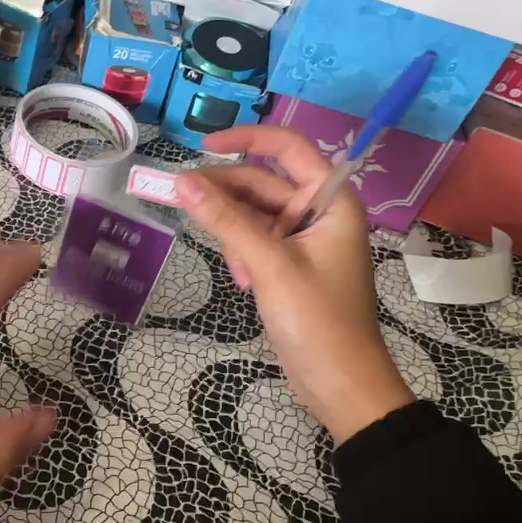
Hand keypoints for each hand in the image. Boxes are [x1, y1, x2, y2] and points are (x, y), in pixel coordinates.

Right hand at [176, 126, 413, 443]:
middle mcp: (318, 211)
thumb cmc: (317, 320)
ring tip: (226, 258)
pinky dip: (241, 251)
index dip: (246, 137)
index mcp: (330, 200)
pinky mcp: (289, 262)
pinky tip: (242, 279)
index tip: (203, 144)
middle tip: (180, 197)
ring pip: (253, 212)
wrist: (341, 385)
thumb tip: (181, 181)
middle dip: (224, 191)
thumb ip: (225, 219)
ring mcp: (303, 238)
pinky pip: (255, 238)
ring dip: (232, 229)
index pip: (287, 147)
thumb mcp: (268, 264)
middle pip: (261, 181)